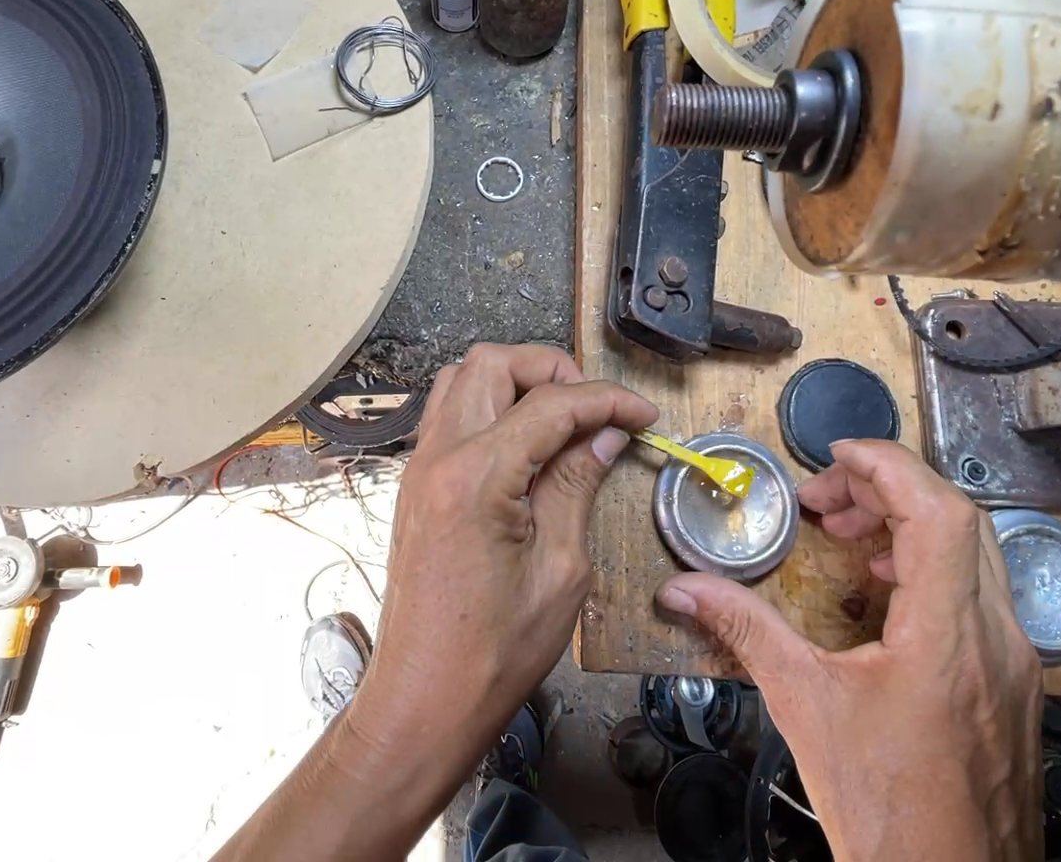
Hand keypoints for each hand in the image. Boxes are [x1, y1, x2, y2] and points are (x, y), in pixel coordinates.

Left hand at [216, 344, 656, 861]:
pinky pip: (450, 414)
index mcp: (476, 475)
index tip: (645, 416)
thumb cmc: (497, 649)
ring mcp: (419, 466)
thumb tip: (607, 433)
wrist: (423, 698)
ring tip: (563, 420)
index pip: (551, 403)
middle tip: (596, 409)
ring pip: (464, 379)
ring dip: (516, 382)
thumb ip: (578, 483)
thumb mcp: (561, 568)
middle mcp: (437, 454)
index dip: (607, 400)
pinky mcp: (415, 483)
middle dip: (552, 369)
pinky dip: (491, 407)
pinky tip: (527, 444)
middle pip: (492, 362)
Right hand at [656, 439, 1041, 861]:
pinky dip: (929, 562)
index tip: (836, 455)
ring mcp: (1015, 661)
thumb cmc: (883, 805)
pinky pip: (979, 590)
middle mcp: (997, 638)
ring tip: (849, 531)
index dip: (888, 467)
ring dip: (910, 522)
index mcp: (948, 636)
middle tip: (825, 500)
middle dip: (887, 489)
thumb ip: (744, 629)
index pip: (939, 514)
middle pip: (959, 521)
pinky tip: (886, 585)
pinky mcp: (1012, 681)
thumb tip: (681, 586)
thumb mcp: (802, 703)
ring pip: (975, 552)